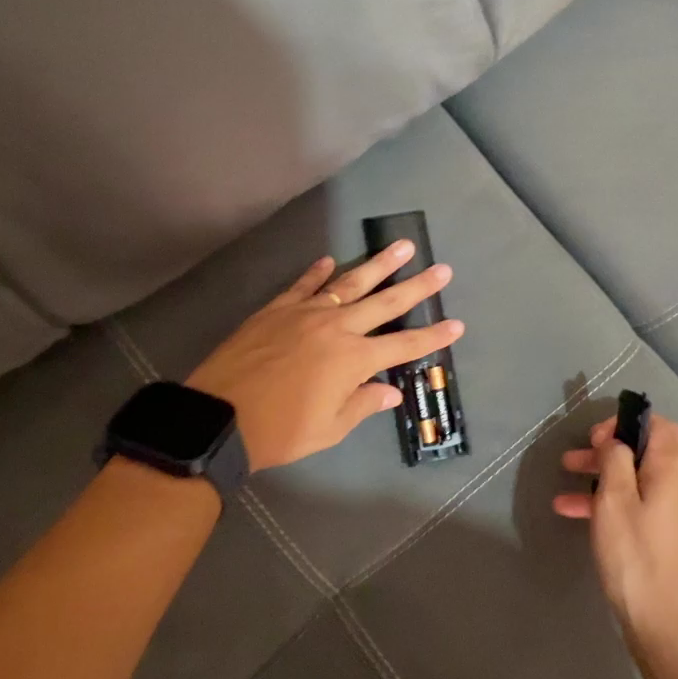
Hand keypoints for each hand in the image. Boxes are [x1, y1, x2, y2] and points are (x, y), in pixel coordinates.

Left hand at [186, 242, 463, 470]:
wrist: (220, 416)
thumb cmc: (279, 431)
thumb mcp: (328, 429)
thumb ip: (362, 404)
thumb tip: (389, 391)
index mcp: (353, 360)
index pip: (404, 345)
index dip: (432, 336)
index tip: (457, 324)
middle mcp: (336, 328)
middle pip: (385, 303)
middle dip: (417, 286)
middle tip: (442, 269)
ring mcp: (305, 313)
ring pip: (348, 283)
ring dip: (378, 265)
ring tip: (402, 247)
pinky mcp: (276, 309)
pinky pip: (303, 285)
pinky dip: (318, 271)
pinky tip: (330, 260)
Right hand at [553, 413, 677, 650]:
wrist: (669, 628)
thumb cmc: (636, 558)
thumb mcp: (614, 501)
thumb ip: (615, 460)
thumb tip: (618, 441)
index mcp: (676, 469)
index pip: (658, 424)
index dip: (624, 423)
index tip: (593, 440)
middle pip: (649, 451)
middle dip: (609, 450)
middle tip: (575, 459)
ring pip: (641, 479)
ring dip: (604, 477)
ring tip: (565, 488)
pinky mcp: (674, 537)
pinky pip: (643, 505)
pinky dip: (614, 503)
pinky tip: (578, 515)